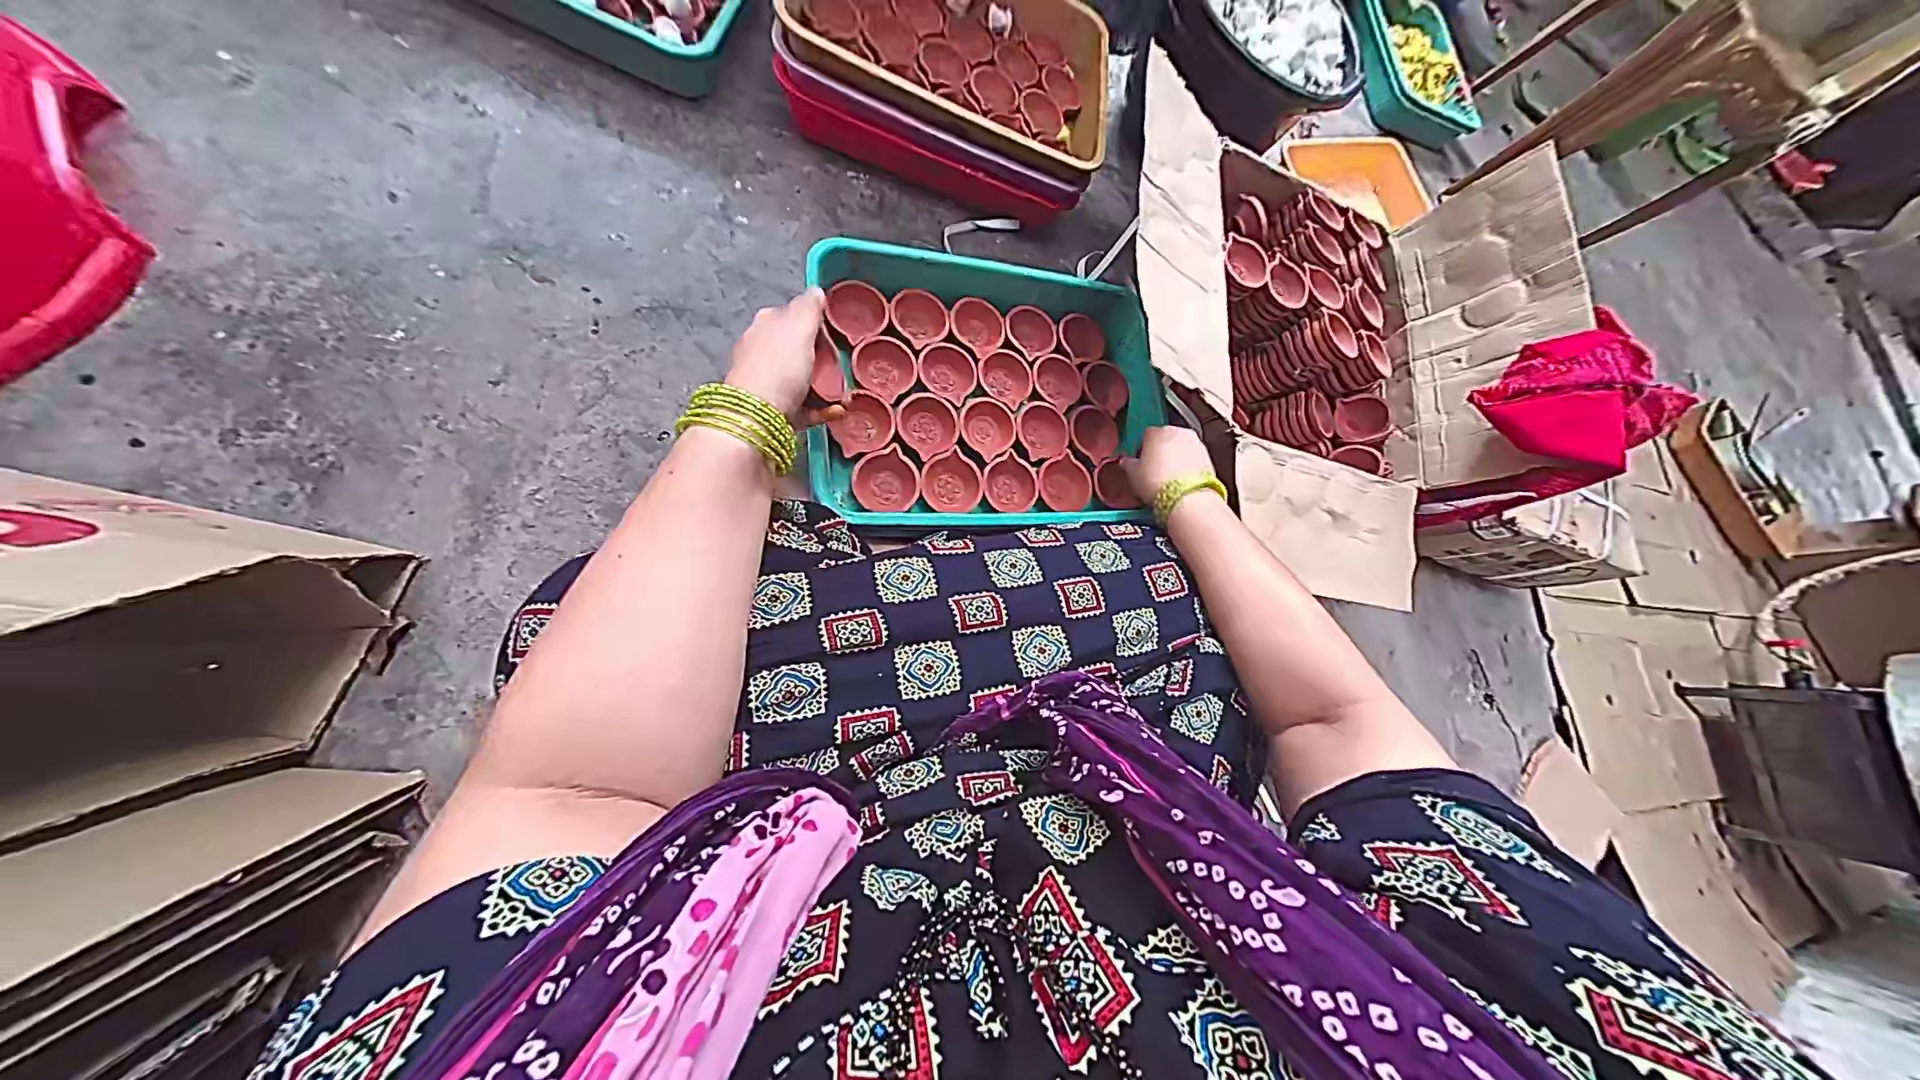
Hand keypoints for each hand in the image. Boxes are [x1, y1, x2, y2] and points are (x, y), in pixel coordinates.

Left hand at [724, 289, 844, 428]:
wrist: (758, 415)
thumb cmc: (780, 367)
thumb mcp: (799, 327)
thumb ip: (809, 307)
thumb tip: (816, 292)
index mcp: (768, 323)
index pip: (798, 319)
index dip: (820, 330)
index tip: (836, 344)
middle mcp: (763, 349)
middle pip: (801, 351)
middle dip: (825, 362)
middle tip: (841, 373)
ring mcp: (768, 380)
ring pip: (804, 379)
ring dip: (827, 387)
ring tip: (844, 397)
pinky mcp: (775, 408)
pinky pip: (804, 406)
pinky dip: (822, 408)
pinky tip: (836, 411)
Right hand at [1121, 425, 1218, 505]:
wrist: (1187, 498)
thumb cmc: (1160, 483)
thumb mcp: (1133, 474)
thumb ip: (1128, 463)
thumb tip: (1126, 462)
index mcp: (1158, 431)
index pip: (1146, 434)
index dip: (1142, 449)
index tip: (1140, 462)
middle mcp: (1179, 432)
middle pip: (1166, 438)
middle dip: (1160, 452)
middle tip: (1153, 471)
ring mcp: (1196, 444)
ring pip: (1181, 448)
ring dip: (1175, 459)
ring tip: (1167, 479)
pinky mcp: (1208, 458)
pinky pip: (1193, 460)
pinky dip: (1187, 467)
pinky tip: (1180, 482)